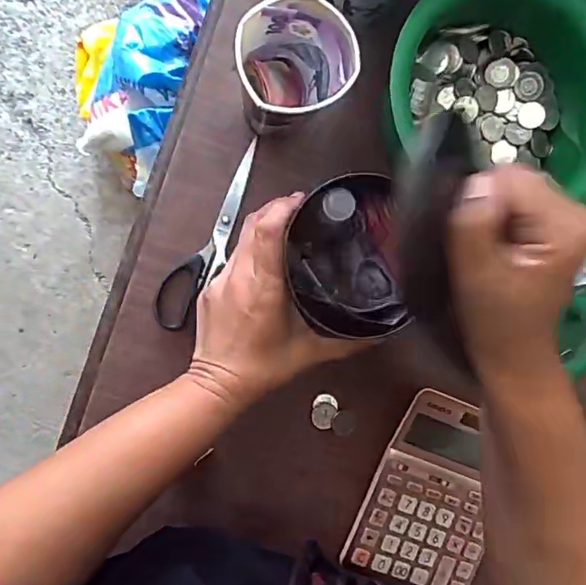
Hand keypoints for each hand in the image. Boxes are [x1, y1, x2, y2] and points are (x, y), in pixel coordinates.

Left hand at [187, 193, 368, 409]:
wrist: (217, 383)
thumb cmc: (257, 369)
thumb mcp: (309, 352)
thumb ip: (346, 341)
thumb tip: (374, 334)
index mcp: (262, 287)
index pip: (267, 229)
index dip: (283, 207)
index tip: (300, 201)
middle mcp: (237, 277)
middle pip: (252, 223)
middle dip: (275, 208)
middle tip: (297, 207)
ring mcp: (220, 280)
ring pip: (240, 237)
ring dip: (261, 225)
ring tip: (283, 226)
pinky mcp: (210, 286)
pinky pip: (231, 256)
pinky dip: (249, 248)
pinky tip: (263, 258)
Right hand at [448, 167, 585, 388]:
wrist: (515, 356)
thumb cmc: (496, 321)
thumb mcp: (476, 273)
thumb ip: (474, 224)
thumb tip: (476, 182)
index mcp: (567, 223)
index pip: (510, 179)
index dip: (481, 201)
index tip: (471, 236)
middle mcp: (579, 213)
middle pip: (515, 181)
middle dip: (488, 207)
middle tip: (480, 248)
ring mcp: (571, 220)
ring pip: (513, 191)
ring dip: (491, 215)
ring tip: (486, 250)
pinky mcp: (558, 228)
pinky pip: (518, 204)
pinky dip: (499, 222)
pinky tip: (495, 249)